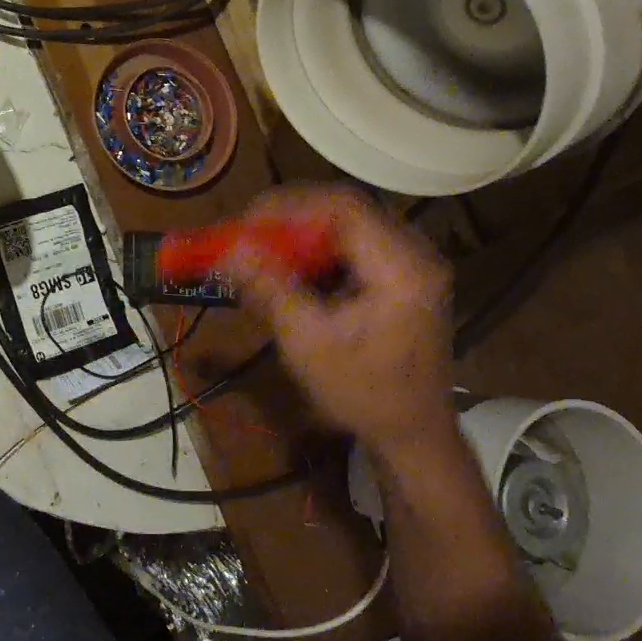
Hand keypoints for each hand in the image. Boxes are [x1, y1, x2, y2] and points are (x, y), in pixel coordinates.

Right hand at [222, 187, 455, 453]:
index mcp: (401, 268)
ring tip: (260, 255)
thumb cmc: (362, 392)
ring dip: (298, 236)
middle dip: (288, 220)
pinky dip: (314, 252)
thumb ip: (268, 288)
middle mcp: (413, 255)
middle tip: (246, 237)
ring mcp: (410, 265)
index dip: (289, 206)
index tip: (245, 223)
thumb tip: (227, 248)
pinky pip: (351, 246)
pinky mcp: (399, 278)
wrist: (412, 434)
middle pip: (343, 210)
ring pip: (344, 226)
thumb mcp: (307, 341)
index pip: (343, 207)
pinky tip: (288, 274)